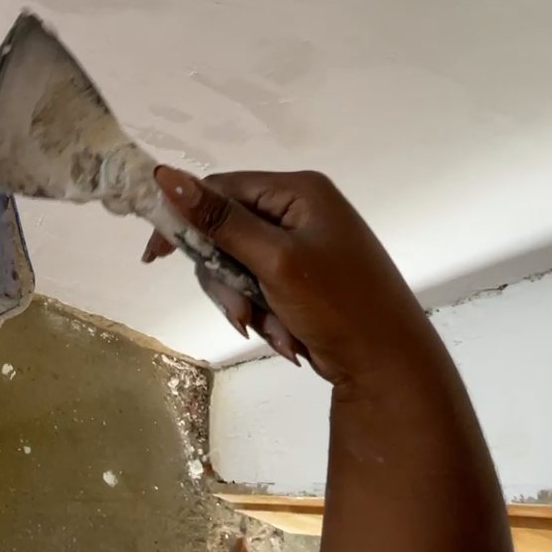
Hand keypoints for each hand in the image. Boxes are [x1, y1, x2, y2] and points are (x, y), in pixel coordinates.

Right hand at [145, 168, 444, 391]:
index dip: (185, 218)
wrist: (395, 376)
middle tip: (239, 314)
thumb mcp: (272, 260)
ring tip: (266, 331)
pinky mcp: (305, 274)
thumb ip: (218, 219)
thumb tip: (164, 175)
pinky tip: (282, 335)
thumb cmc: (338, 307)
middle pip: (226, 228)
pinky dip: (261, 309)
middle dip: (226, 276)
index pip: (221, 189)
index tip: (156, 255)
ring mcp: (304, 242)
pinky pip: (258, 281)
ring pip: (238, 260)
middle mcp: (300, 208)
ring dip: (243, 299)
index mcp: (299, 191)